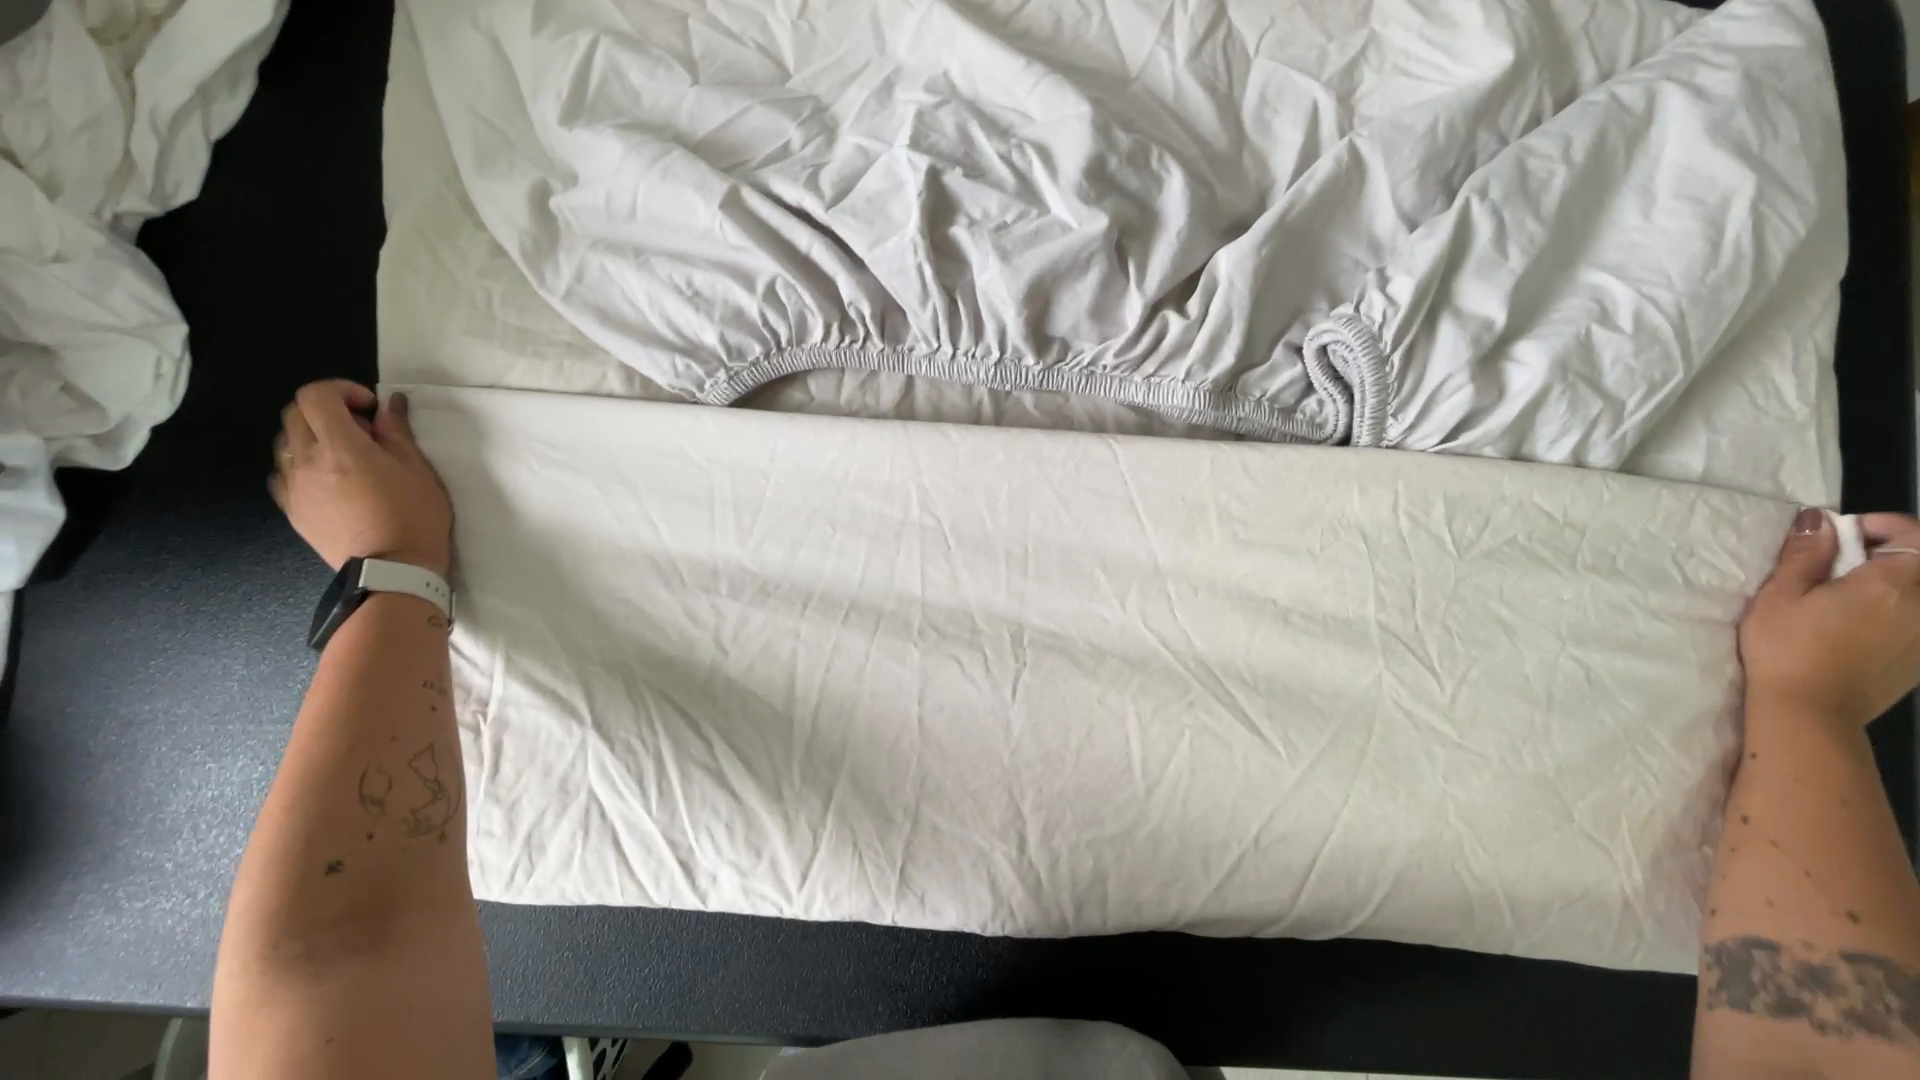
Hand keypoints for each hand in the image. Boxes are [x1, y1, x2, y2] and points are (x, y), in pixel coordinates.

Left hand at [269, 381, 451, 576]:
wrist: (393, 570)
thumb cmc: (415, 516)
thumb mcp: (418, 470)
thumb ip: (397, 432)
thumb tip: (390, 404)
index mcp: (342, 448)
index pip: (316, 396)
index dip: (341, 390)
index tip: (369, 408)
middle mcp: (307, 461)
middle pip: (295, 414)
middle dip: (327, 411)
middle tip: (361, 431)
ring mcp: (293, 487)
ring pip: (286, 443)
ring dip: (312, 438)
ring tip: (345, 459)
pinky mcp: (291, 509)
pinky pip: (283, 474)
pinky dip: (301, 466)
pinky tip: (328, 482)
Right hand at [1740, 508, 1919, 729]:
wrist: (1811, 709)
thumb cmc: (1786, 647)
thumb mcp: (1779, 596)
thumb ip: (1804, 555)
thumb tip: (1819, 518)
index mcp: (1891, 583)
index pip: (1913, 535)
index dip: (1882, 525)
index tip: (1843, 533)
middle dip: (1887, 554)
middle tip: (1839, 565)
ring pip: (1917, 593)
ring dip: (1891, 585)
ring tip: (1846, 598)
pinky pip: (1915, 620)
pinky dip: (1895, 612)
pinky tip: (1856, 628)